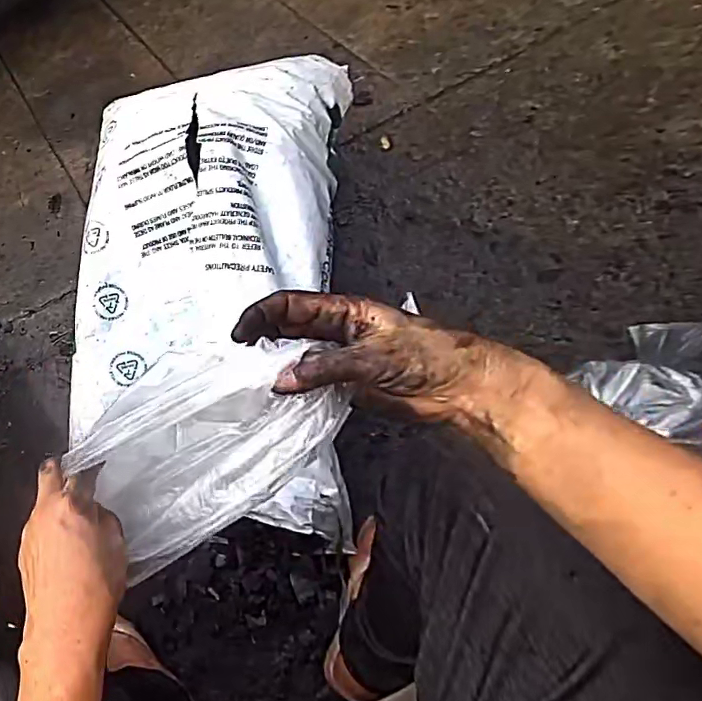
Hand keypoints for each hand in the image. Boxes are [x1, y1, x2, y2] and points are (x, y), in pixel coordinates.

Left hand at [17, 459, 126, 664]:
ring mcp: (29, 532)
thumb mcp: (116, 547)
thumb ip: (105, 520)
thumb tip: (97, 513)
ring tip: (74, 517)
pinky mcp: (23, 551)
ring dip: (55, 502)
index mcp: (70, 506)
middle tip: (76, 474)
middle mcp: (44, 513)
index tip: (97, 469)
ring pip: (41, 502)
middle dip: (63, 470)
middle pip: (49, 474)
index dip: (92, 468)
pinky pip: (37, 527)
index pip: (81, 473)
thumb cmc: (92, 593)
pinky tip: (65, 544)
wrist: (64, 628)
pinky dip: (49, 527)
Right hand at [231, 291, 550, 449]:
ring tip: (254, 378)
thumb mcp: (373, 357)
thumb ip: (325, 367)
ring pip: (295, 356)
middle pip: (287, 328)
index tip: (241, 333)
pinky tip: (281, 395)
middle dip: (261, 338)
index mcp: (343, 311)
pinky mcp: (344, 383)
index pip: (291, 305)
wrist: (460, 388)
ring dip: (275, 365)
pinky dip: (293, 387)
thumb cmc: (430, 356)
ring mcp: (339, 358)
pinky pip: (309, 382)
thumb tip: (283, 377)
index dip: (262, 315)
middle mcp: (337, 331)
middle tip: (241, 357)